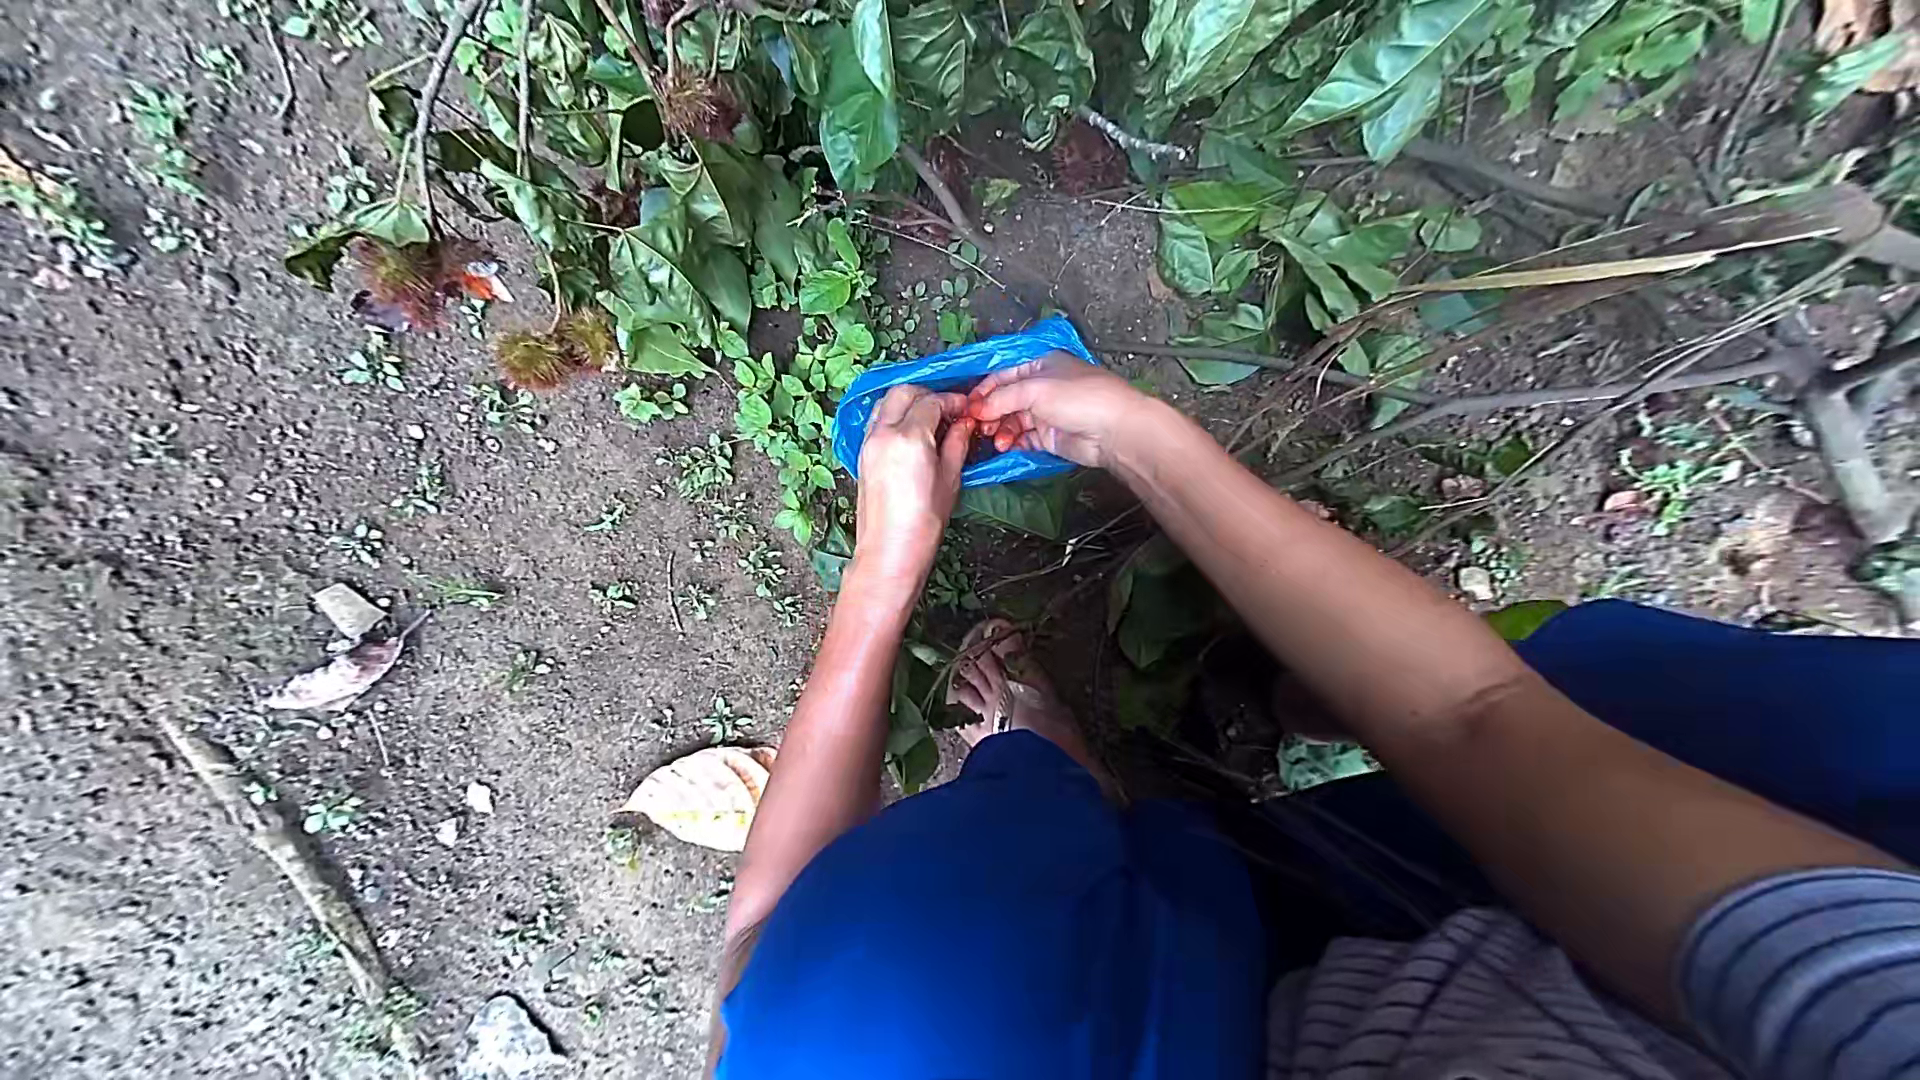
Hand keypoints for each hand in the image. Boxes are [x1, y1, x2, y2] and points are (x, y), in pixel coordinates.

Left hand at [853, 385, 972, 589]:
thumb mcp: (950, 479)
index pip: (931, 402)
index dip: (951, 401)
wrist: (891, 549)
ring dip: (908, 402)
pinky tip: (912, 433)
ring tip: (929, 420)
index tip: (964, 409)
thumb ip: (957, 444)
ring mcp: (869, 443)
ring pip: (886, 403)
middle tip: (947, 409)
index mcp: (909, 437)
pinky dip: (894, 417)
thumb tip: (963, 424)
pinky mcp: (862, 454)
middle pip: (903, 392)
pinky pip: (877, 421)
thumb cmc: (924, 521)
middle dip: (927, 394)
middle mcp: (884, 434)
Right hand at [967, 350, 1153, 468]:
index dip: (984, 391)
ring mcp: (1046, 413)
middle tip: (979, 427)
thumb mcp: (1035, 389)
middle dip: (990, 414)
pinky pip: (1023, 438)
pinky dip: (1013, 442)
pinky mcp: (1049, 436)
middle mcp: (1042, 387)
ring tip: (999, 441)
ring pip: (1013, 421)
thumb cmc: (1078, 398)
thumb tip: (977, 409)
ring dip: (1002, 431)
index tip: (968, 407)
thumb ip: (1002, 398)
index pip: (1002, 376)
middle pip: (1005, 400)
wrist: (1112, 430)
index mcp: (1040, 365)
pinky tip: (1007, 447)